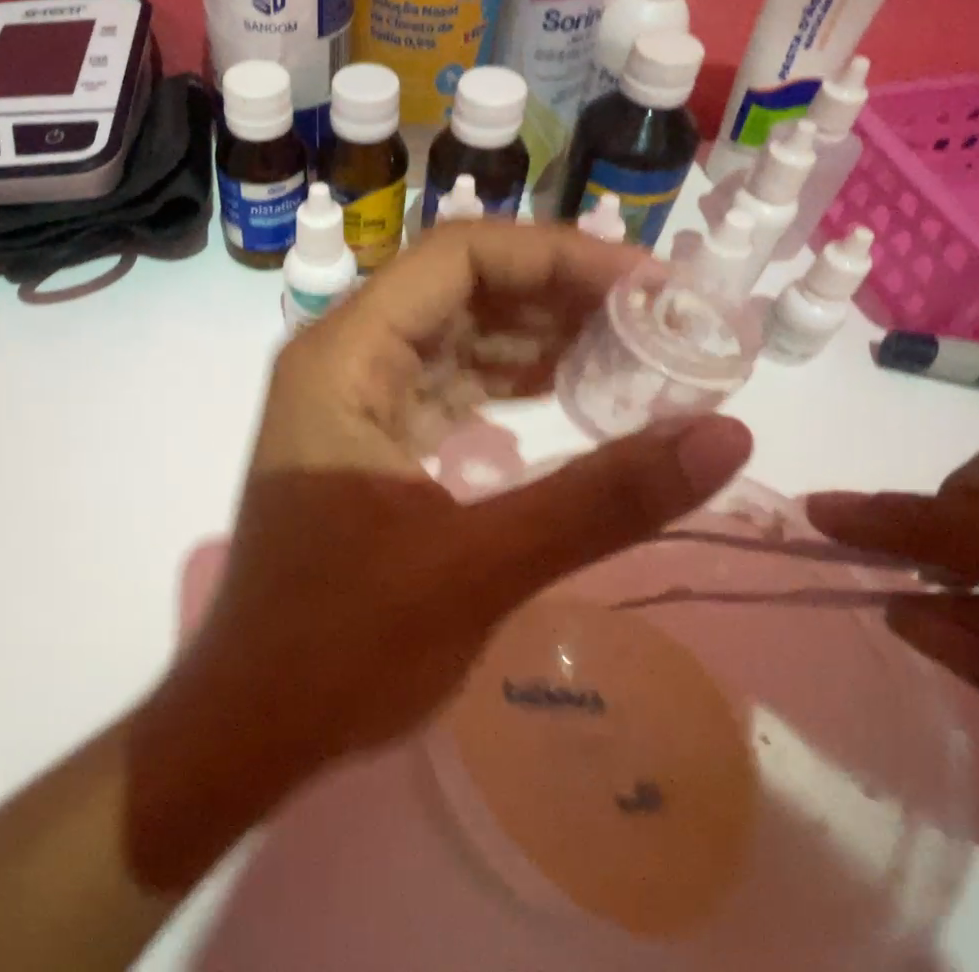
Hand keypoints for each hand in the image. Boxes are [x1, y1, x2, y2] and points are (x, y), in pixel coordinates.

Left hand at [130, 221, 752, 888]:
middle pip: (457, 291)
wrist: (251, 722)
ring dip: (537, 344)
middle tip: (659, 326)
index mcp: (343, 360)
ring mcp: (346, 409)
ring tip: (633, 359)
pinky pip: (442, 394)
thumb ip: (600, 500)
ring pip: (452, 342)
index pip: (459, 257)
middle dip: (558, 298)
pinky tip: (569, 405)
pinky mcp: (361, 452)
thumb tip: (727, 435)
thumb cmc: (341, 645)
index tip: (652, 288)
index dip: (560, 256)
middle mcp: (338, 364)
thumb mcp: (478, 568)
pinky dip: (505, 392)